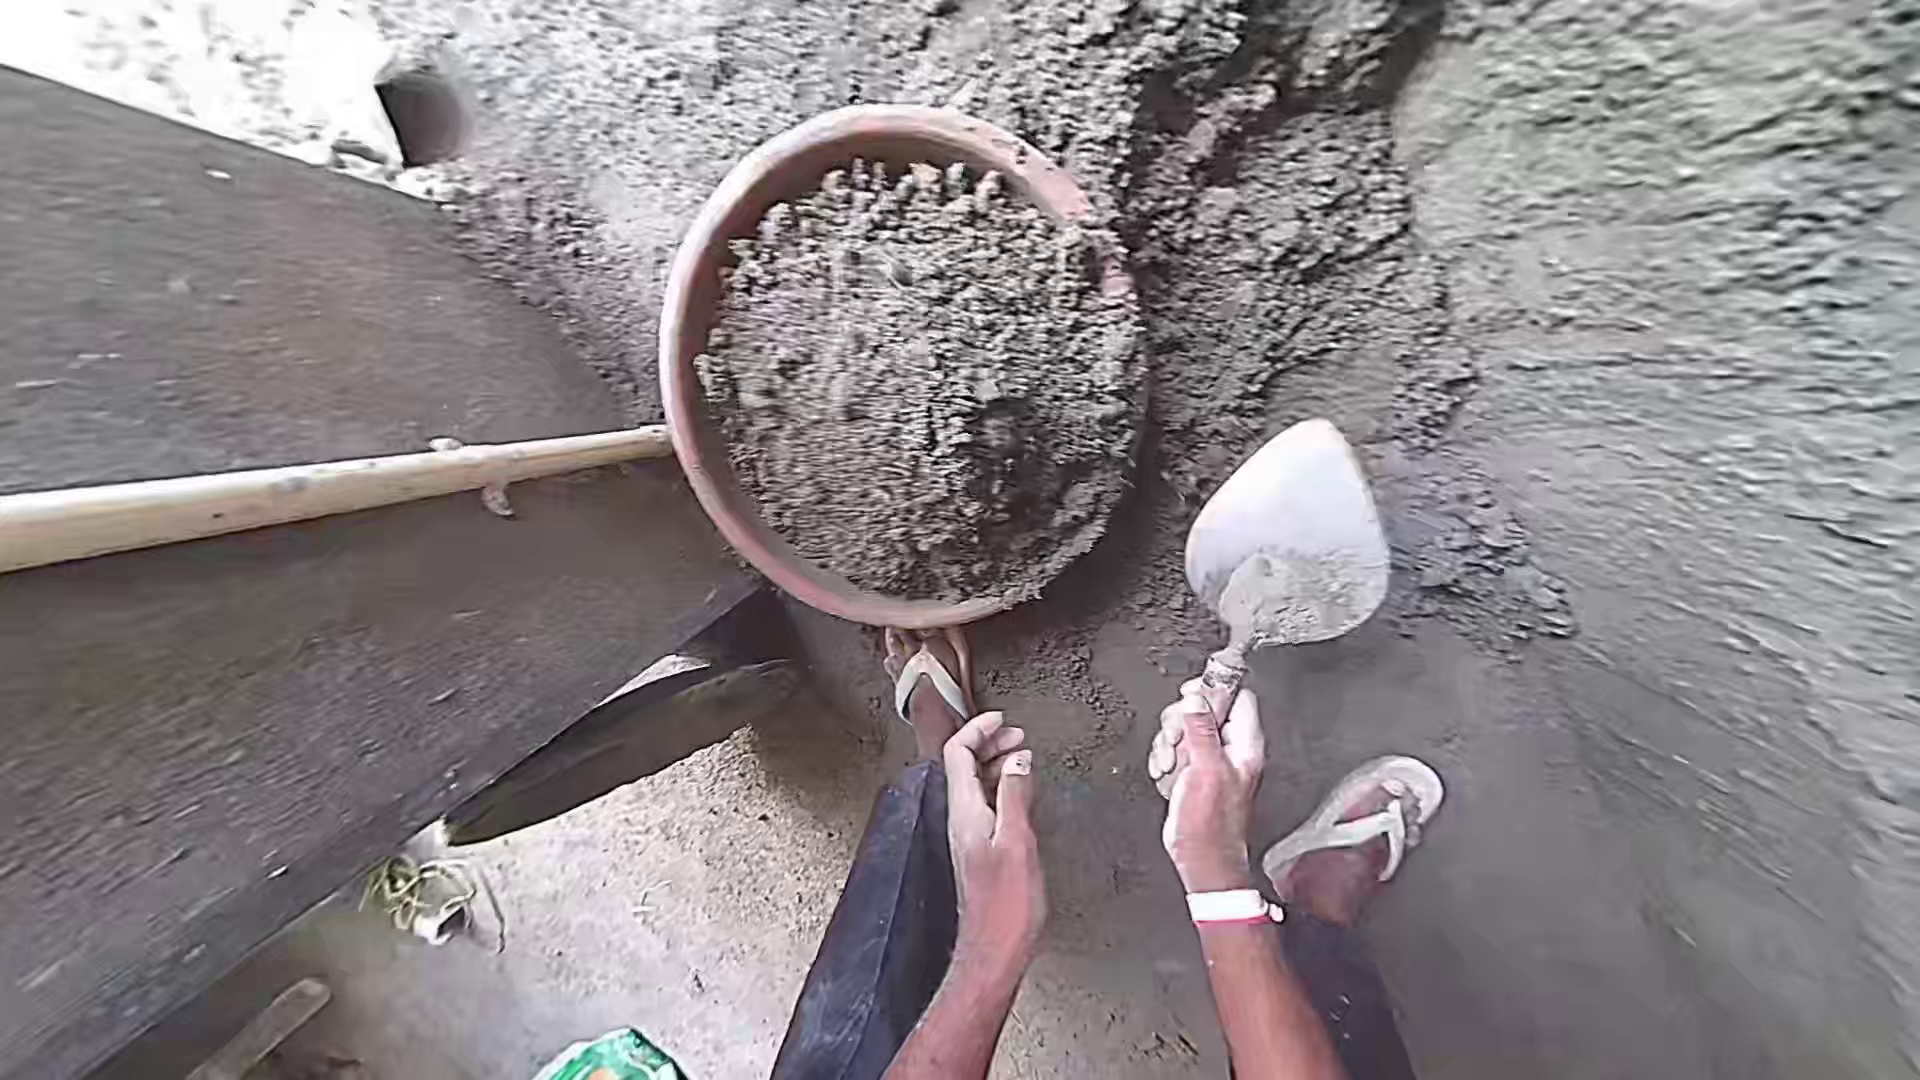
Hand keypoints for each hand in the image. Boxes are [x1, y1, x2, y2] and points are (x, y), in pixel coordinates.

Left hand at [944, 711, 1045, 983]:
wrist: (994, 950)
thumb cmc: (1005, 904)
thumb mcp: (1017, 841)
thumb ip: (1016, 794)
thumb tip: (1019, 758)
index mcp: (964, 810)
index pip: (957, 752)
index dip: (976, 729)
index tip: (1000, 719)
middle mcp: (961, 817)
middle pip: (964, 763)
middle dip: (989, 741)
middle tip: (1016, 733)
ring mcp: (969, 831)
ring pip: (976, 781)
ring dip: (997, 761)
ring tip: (1022, 754)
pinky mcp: (980, 845)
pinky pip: (986, 800)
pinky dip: (1002, 784)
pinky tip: (1022, 788)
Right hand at [1149, 679, 1266, 891]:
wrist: (1200, 858)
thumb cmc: (1213, 825)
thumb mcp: (1205, 770)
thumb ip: (1200, 729)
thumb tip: (1196, 697)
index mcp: (1244, 744)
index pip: (1237, 696)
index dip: (1213, 690)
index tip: (1190, 697)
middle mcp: (1229, 747)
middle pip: (1201, 707)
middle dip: (1179, 723)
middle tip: (1178, 743)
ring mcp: (1209, 757)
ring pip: (1181, 727)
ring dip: (1168, 746)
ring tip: (1174, 768)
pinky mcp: (1191, 768)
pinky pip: (1171, 748)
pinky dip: (1164, 760)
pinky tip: (1170, 777)